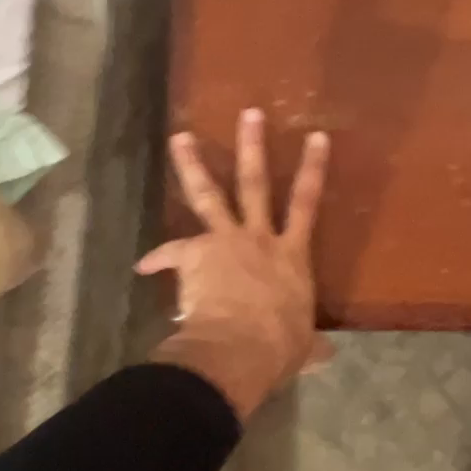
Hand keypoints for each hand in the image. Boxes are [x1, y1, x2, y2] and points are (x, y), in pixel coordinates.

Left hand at [138, 108, 330, 419]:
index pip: (308, 203)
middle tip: (247, 114)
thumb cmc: (280, 344)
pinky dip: (158, 259)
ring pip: (208, 195)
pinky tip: (144, 267)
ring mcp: (225, 242)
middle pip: (254, 183)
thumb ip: (311, 344)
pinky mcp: (195, 257)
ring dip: (193, 165)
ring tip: (180, 138)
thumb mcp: (302, 343)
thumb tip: (326, 356)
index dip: (313, 169)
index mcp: (292, 256)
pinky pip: (171, 253)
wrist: (241, 347)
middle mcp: (259, 238)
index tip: (316, 137)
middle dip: (251, 146)